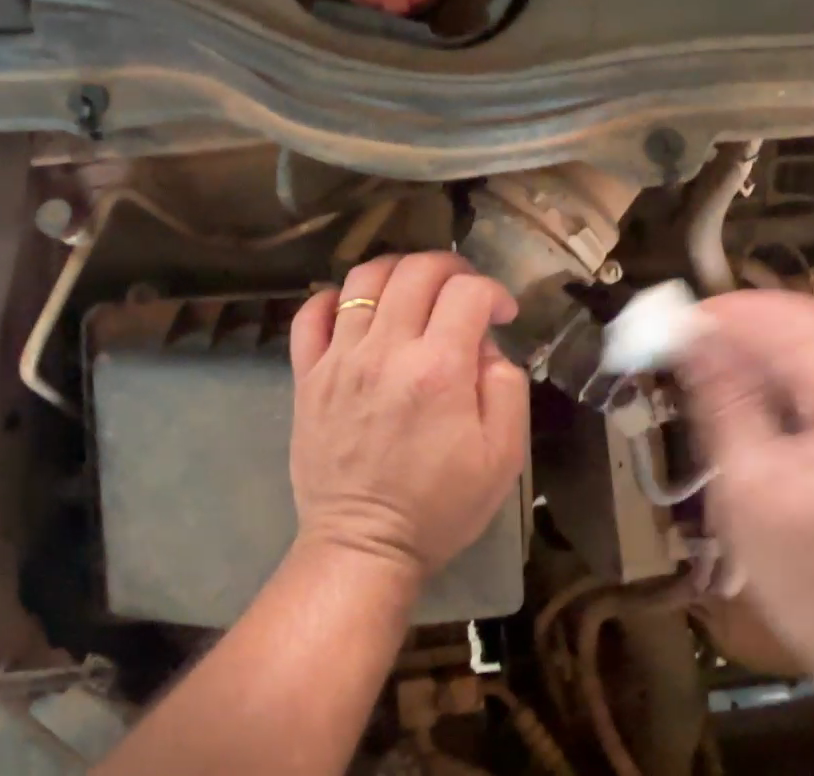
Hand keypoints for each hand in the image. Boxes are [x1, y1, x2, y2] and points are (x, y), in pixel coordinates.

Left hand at [288, 252, 529, 580]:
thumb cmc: (441, 507)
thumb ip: (506, 387)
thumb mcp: (503, 457)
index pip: (468, 291)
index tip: (502, 315)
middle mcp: (386, 351)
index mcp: (439, 370)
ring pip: (363, 278)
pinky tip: (358, 310)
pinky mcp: (307, 376)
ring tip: (414, 290)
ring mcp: (339, 360)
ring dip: (398, 270)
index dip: (494, 292)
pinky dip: (334, 297)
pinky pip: (310, 314)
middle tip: (464, 293)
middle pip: (416, 270)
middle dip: (451, 267)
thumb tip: (486, 344)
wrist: (364, 546)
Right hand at [676, 291, 813, 675]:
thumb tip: (692, 337)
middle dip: (752, 317)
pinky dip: (786, 358)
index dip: (739, 314)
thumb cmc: (803, 574)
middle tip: (693, 326)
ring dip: (767, 334)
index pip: (802, 330)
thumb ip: (722, 399)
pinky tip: (747, 370)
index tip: (684, 317)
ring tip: (711, 345)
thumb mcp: (746, 485)